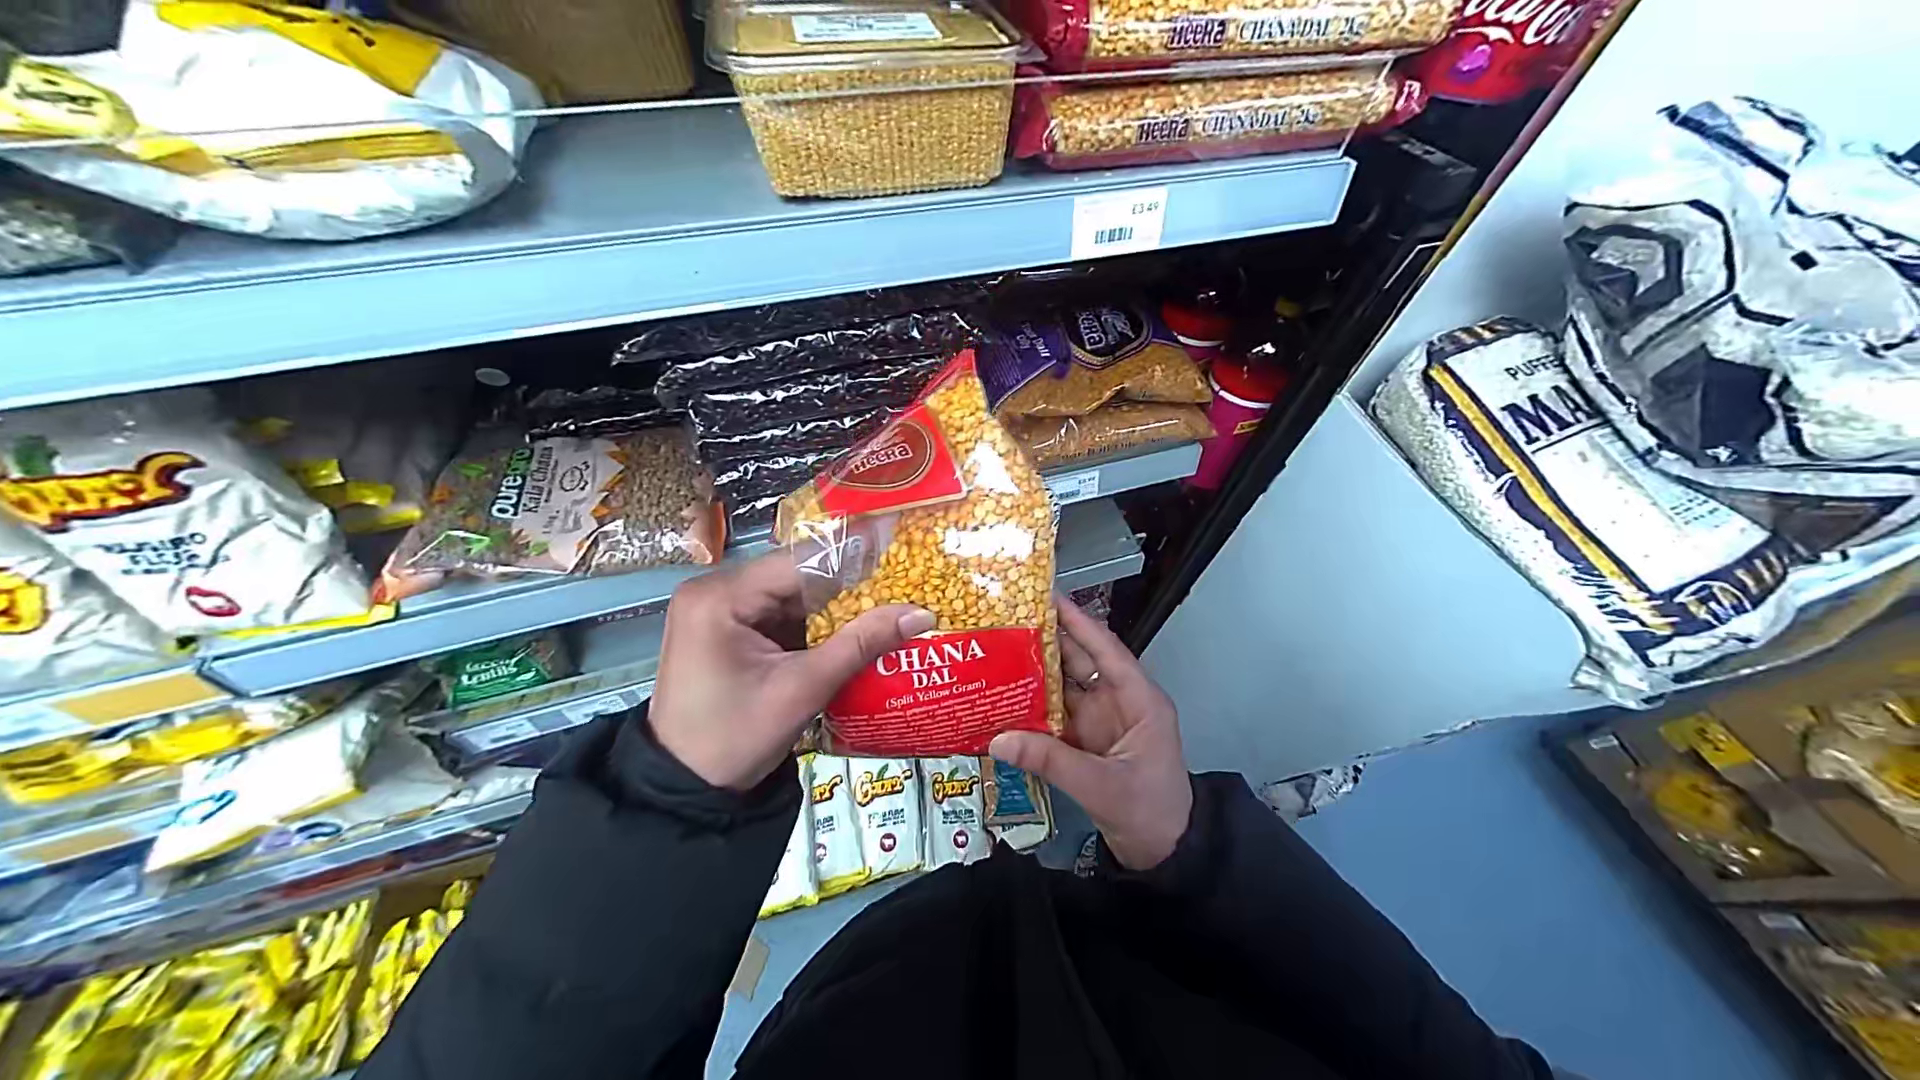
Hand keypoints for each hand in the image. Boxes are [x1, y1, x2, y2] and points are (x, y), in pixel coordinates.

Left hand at [649, 550, 934, 790]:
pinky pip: (781, 616)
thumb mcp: (802, 689)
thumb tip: (920, 614)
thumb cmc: (734, 739)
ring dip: (835, 606)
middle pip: (795, 576)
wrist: (684, 790)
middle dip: (849, 584)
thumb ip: (861, 644)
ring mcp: (718, 611)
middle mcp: (714, 591)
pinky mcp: (727, 631)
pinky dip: (814, 625)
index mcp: (720, 596)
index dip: (853, 552)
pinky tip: (852, 630)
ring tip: (887, 604)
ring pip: (792, 596)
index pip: (799, 561)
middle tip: (903, 580)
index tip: (899, 541)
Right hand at [989, 596, 1190, 869]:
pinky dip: (1030, 707)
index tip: (1047, 596)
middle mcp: (1117, 701)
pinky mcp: (1084, 741)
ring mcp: (1099, 721)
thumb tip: (997, 739)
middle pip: (1079, 661)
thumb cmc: (1150, 811)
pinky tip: (1003, 697)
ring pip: (1063, 687)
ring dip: (1034, 671)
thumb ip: (1051, 760)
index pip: (1105, 649)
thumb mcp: (1102, 786)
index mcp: (1137, 699)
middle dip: (1047, 639)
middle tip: (1007, 618)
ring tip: (997, 650)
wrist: (1164, 854)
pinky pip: (1053, 716)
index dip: (1077, 621)